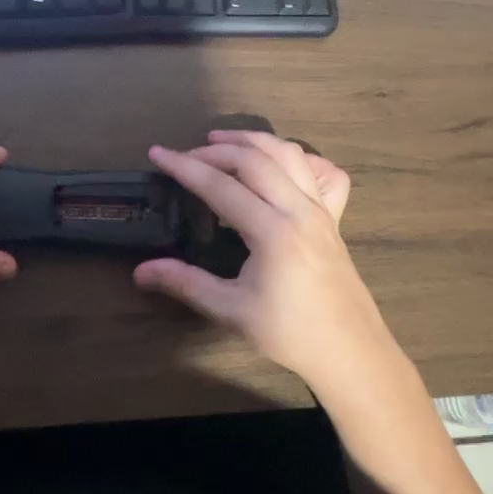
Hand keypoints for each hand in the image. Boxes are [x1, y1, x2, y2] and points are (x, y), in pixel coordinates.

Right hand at [135, 131, 392, 392]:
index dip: (184, 167)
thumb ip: (186, 283)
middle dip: (214, 150)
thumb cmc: (290, 334)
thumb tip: (140, 271)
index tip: (158, 154)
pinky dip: (298, 157)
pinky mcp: (335, 216)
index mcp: (272, 232)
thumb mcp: (232, 311)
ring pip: (287, 154)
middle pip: (253, 159)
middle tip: (185, 155)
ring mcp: (321, 209)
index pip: (220, 186)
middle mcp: (299, 209)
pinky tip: (278, 163)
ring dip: (252, 141)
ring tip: (222, 141)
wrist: (351, 352)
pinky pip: (322, 171)